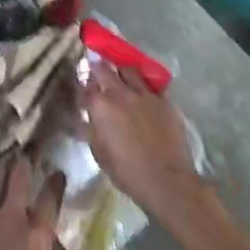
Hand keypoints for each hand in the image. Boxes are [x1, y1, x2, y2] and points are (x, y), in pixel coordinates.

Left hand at [0, 156, 65, 249]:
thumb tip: (60, 248)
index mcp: (38, 235)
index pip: (50, 199)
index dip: (56, 182)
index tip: (59, 171)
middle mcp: (12, 217)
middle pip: (18, 178)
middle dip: (24, 161)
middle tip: (27, 148)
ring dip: (0, 164)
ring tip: (5, 152)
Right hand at [82, 61, 209, 221]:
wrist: (167, 181)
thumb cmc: (126, 171)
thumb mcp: (98, 151)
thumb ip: (91, 127)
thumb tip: (88, 115)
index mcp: (99, 105)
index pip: (85, 85)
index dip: (83, 85)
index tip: (83, 88)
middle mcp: (120, 93)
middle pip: (104, 69)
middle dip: (98, 68)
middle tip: (97, 72)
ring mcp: (145, 95)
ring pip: (129, 71)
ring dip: (122, 73)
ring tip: (122, 80)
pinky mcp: (165, 102)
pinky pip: (151, 86)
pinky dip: (144, 87)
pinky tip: (144, 96)